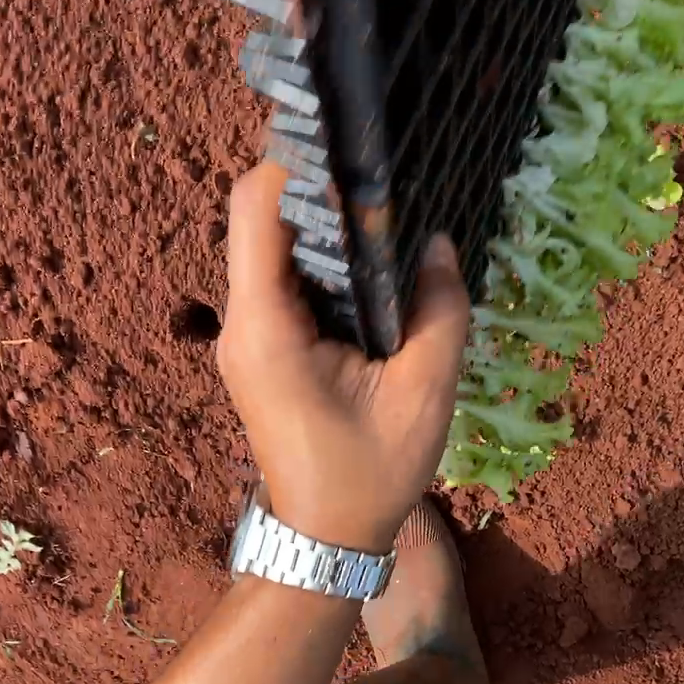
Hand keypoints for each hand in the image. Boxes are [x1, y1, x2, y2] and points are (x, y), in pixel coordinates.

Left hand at [217, 164, 470, 552]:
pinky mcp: (263, 350)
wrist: (326, 538)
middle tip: (379, 172)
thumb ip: (441, 311)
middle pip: (260, 220)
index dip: (297, 161)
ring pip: (271, 248)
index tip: (353, 145)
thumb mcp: (424, 394)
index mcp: (267, 328)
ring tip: (380, 208)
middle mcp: (242, 323)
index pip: (256, 209)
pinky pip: (282, 283)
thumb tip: (440, 244)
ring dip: (319, 224)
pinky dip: (319, 260)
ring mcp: (247, 337)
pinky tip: (367, 261)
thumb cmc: (372, 473)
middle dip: (314, 186)